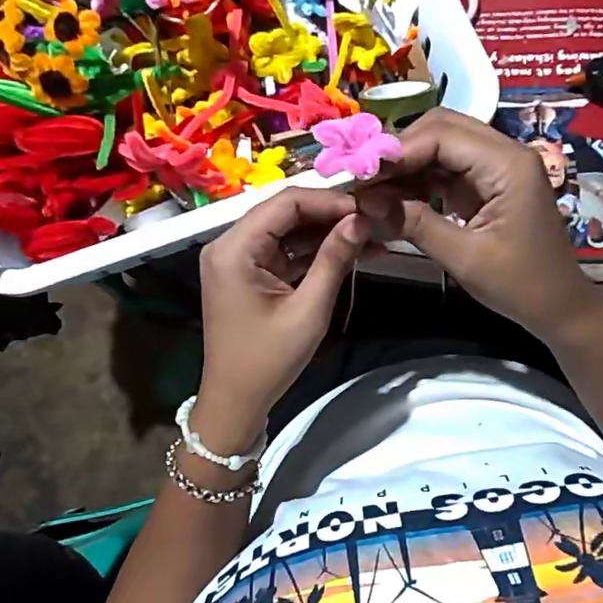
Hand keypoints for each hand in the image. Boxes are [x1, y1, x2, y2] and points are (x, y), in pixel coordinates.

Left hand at [193, 187, 369, 454]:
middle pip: (285, 213)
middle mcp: (230, 245)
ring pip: (288, 231)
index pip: (285, 203)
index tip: (367, 208)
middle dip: (330, 214)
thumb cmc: (269, 360)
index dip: (328, 201)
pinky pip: (284, 252)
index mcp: (234, 249)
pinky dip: (314, 253)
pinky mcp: (249, 273)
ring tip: (371, 235)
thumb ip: (333, 260)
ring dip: (326, 233)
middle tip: (373, 219)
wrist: (237, 400)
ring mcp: (238, 259)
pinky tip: (350, 252)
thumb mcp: (308, 309)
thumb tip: (361, 220)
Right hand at [356, 109, 602, 342]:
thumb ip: (415, 223)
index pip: (441, 136)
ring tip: (372, 187)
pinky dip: (421, 179)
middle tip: (362, 177)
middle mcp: (505, 153)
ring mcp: (498, 167)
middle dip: (400, 150)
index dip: (397, 151)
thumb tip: (366, 200)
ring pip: (443, 145)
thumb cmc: (520, 285)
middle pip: (442, 129)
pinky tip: (394, 195)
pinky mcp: (490, 184)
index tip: (360, 172)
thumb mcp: (464, 257)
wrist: (558, 306)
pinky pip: (449, 168)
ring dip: (408, 164)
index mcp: (508, 164)